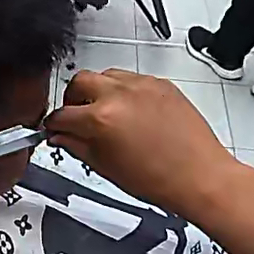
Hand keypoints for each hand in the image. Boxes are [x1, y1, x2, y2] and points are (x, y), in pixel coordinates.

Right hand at [43, 70, 251, 218]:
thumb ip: (78, 146)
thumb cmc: (161, 179)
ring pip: (106, 75)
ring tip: (104, 114)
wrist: (200, 177)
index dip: (53, 124)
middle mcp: (121, 94)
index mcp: (102, 118)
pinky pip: (133, 79)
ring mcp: (143, 85)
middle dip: (72, 99)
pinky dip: (124, 91)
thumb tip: (63, 136)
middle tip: (75, 117)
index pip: (62, 114)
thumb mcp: (107, 167)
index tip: (55, 129)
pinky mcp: (162, 84)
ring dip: (98, 91)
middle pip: (79, 82)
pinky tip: (129, 112)